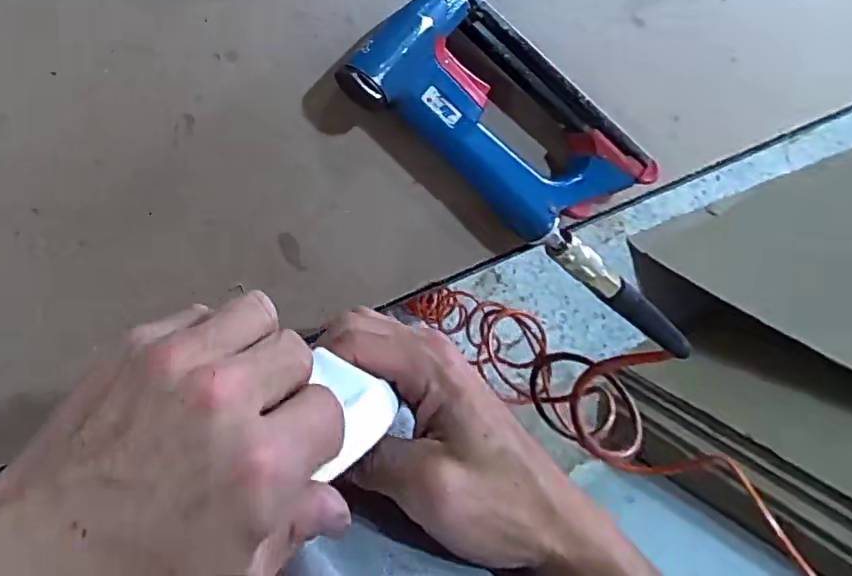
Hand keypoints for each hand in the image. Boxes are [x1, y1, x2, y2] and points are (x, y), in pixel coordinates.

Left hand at [0, 292, 347, 575]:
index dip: (317, 432)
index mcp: (259, 466)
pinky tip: (184, 374)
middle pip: (296, 350)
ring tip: (230, 378)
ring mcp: (178, 359)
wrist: (32, 555)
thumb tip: (333, 501)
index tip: (297, 445)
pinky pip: (201, 312)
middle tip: (260, 414)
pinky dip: (205, 336)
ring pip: (256, 311)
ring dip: (253, 344)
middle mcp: (225, 396)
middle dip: (287, 385)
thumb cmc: (138, 575)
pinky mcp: (139, 340)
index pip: (329, 408)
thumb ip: (291, 529)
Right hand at [320, 308, 657, 575]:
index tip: (297, 400)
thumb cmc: (497, 502)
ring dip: (345, 367)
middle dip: (328, 358)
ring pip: (372, 340)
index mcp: (429, 360)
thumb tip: (322, 444)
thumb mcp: (428, 487)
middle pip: (359, 326)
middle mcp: (431, 346)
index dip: (318, 361)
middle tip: (309, 406)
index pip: (353, 334)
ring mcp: (437, 361)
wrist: (554, 525)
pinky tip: (358, 416)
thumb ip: (371, 457)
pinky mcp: (438, 382)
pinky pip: (387, 361)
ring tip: (329, 413)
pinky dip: (364, 377)